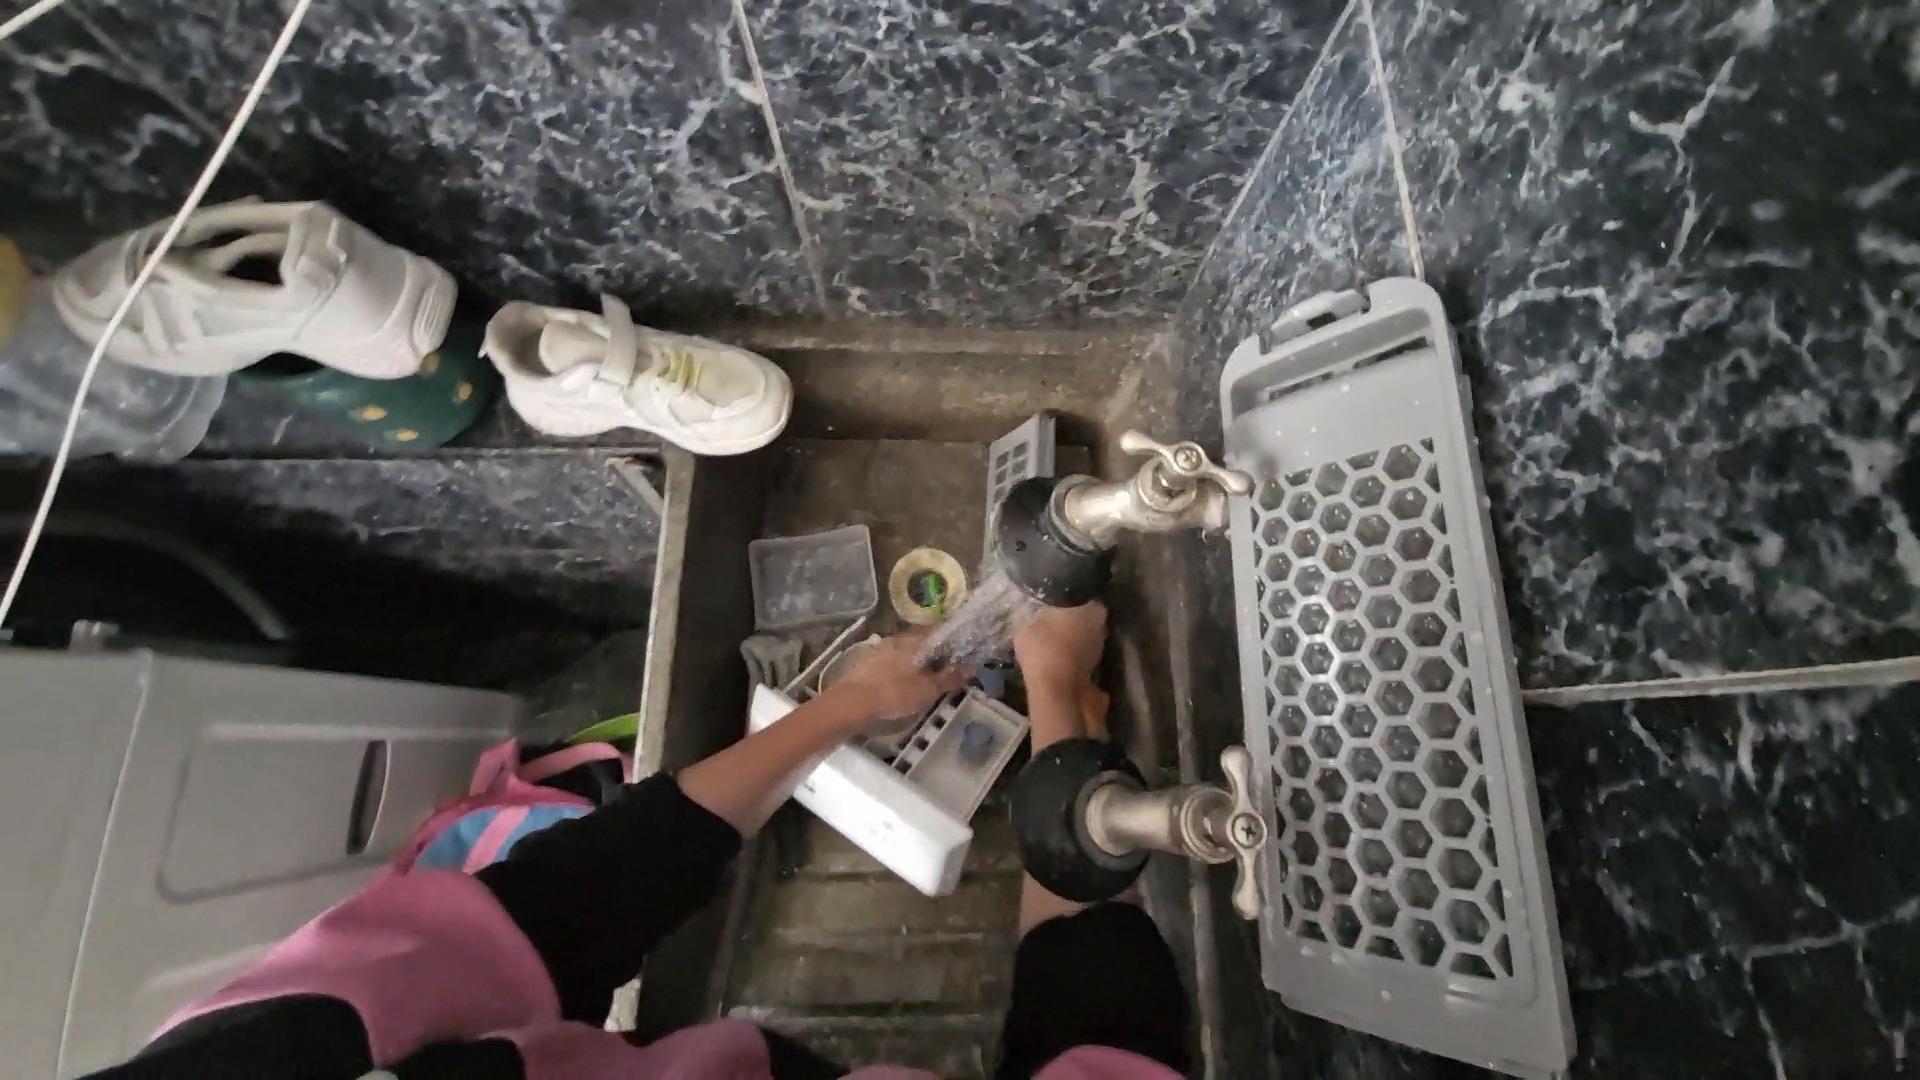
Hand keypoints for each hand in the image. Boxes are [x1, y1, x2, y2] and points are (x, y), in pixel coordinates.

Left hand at [820, 631, 969, 730]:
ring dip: (919, 660)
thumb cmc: (896, 692)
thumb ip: (950, 677)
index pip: (940, 631)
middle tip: (945, 668)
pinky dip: (904, 666)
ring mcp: (883, 648)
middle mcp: (899, 638)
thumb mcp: (928, 689)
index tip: (961, 651)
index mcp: (916, 640)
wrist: (854, 700)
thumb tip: (971, 667)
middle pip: (923, 641)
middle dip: (935, 652)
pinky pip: (895, 659)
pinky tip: (905, 681)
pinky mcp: (871, 660)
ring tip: (927, 677)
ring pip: (908, 650)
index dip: (952, 640)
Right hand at [1013, 601, 1106, 695]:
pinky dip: (1072, 652)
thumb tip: (1041, 617)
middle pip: (1087, 615)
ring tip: (1053, 637)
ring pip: (1086, 634)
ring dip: (1074, 635)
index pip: (1084, 594)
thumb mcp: (1029, 626)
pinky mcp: (1095, 667)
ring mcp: (1101, 648)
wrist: (1055, 689)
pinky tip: (1056, 654)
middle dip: (1073, 616)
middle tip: (1052, 617)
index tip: (1055, 599)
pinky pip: (1082, 652)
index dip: (1069, 596)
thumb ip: (1039, 617)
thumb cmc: (1043, 648)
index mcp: (1092, 608)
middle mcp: (1102, 626)